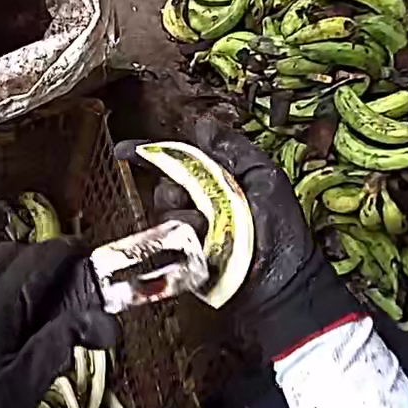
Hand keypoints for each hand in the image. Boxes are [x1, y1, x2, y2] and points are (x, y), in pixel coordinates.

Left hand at [0, 238, 119, 407]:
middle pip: (17, 250)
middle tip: (66, 276)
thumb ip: (64, 342)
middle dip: (44, 255)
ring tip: (35, 286)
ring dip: (18, 262)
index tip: (87, 250)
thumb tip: (108, 322)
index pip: (41, 258)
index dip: (68, 249)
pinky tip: (0, 299)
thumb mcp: (27, 381)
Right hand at [119, 118, 361, 359]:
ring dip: (184, 212)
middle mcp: (203, 202)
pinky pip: (169, 237)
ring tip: (209, 225)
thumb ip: (233, 148)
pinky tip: (202, 241)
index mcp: (222, 180)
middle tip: (192, 197)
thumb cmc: (282, 231)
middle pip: (167, 182)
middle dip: (173, 184)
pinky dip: (185, 234)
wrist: (281, 282)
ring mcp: (192, 230)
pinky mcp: (185, 255)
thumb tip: (203, 125)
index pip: (182, 159)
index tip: (125, 150)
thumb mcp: (265, 177)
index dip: (153, 152)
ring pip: (165, 209)